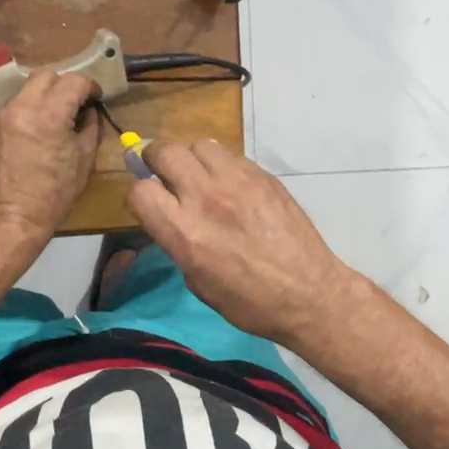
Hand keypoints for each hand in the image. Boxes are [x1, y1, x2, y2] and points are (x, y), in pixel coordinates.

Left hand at [0, 70, 100, 243]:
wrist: (11, 218)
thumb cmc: (54, 195)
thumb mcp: (85, 161)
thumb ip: (90, 127)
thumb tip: (89, 111)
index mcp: (49, 117)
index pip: (73, 81)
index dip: (89, 86)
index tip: (94, 98)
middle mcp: (20, 109)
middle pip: (45, 76)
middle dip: (63, 86)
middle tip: (72, 105)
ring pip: (25, 93)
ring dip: (42, 101)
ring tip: (49, 124)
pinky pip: (10, 112)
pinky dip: (24, 117)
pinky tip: (29, 140)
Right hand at [126, 139, 362, 345]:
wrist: (309, 293)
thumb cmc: (250, 302)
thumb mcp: (198, 282)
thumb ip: (178, 242)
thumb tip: (171, 217)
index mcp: (185, 233)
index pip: (140, 191)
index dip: (139, 195)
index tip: (148, 203)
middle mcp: (207, 198)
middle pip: (165, 152)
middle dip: (156, 160)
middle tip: (162, 172)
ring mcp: (238, 182)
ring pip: (200, 145)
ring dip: (192, 158)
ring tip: (201, 176)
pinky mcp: (264, 176)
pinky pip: (232, 157)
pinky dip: (224, 167)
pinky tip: (233, 188)